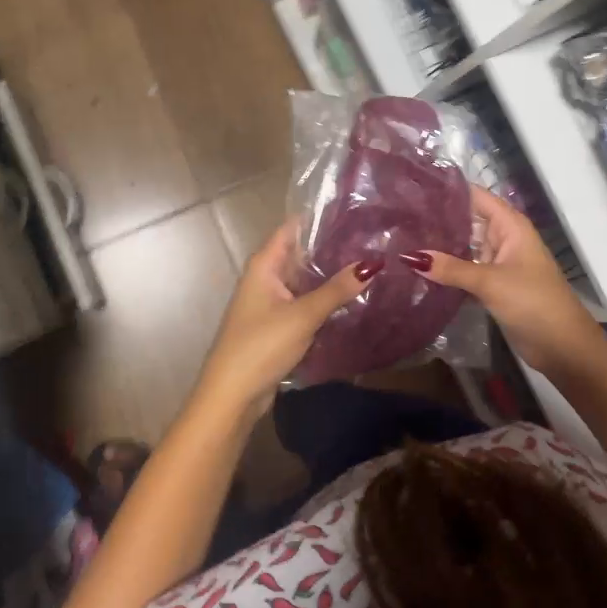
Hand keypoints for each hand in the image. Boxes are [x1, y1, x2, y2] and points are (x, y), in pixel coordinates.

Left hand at [195, 220, 377, 414]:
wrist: (232, 396)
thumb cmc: (261, 346)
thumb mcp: (303, 315)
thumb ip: (337, 289)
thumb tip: (373, 263)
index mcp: (264, 265)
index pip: (294, 228)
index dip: (321, 217)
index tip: (356, 210)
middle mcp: (266, 278)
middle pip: (303, 254)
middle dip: (334, 248)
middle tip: (374, 238)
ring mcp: (272, 303)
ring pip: (307, 281)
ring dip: (332, 276)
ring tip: (373, 263)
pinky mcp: (279, 325)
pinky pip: (306, 304)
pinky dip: (326, 300)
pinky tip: (354, 299)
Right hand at [402, 185, 602, 371]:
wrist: (562, 346)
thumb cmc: (533, 302)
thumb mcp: (490, 282)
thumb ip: (451, 268)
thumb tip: (408, 256)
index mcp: (510, 226)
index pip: (476, 196)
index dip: (448, 190)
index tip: (413, 187)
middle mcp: (504, 238)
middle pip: (468, 220)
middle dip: (438, 219)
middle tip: (397, 216)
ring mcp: (499, 263)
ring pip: (465, 247)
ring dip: (441, 246)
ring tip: (401, 238)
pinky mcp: (494, 286)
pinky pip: (467, 270)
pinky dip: (448, 270)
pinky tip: (419, 269)